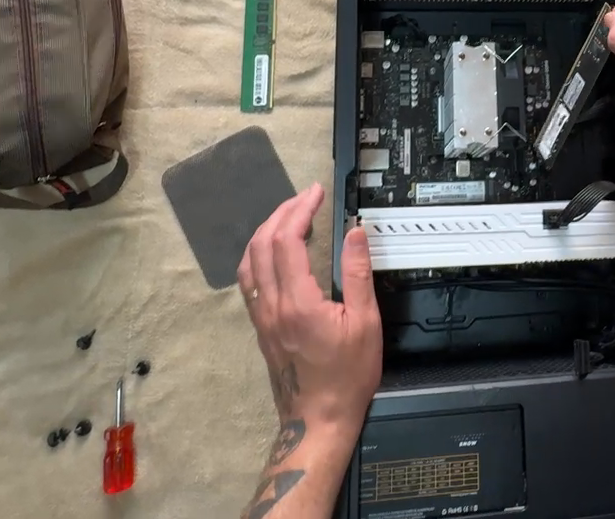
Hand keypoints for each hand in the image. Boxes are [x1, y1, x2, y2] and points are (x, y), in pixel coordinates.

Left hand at [238, 183, 381, 448]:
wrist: (318, 422)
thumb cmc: (347, 376)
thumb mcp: (366, 323)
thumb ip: (358, 273)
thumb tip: (355, 232)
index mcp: (298, 302)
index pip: (287, 241)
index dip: (299, 210)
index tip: (315, 193)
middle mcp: (272, 306)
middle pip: (262, 245)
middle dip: (282, 213)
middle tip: (305, 197)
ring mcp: (262, 318)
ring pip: (249, 262)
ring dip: (265, 231)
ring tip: (288, 215)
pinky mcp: (261, 328)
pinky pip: (249, 281)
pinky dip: (257, 254)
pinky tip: (272, 251)